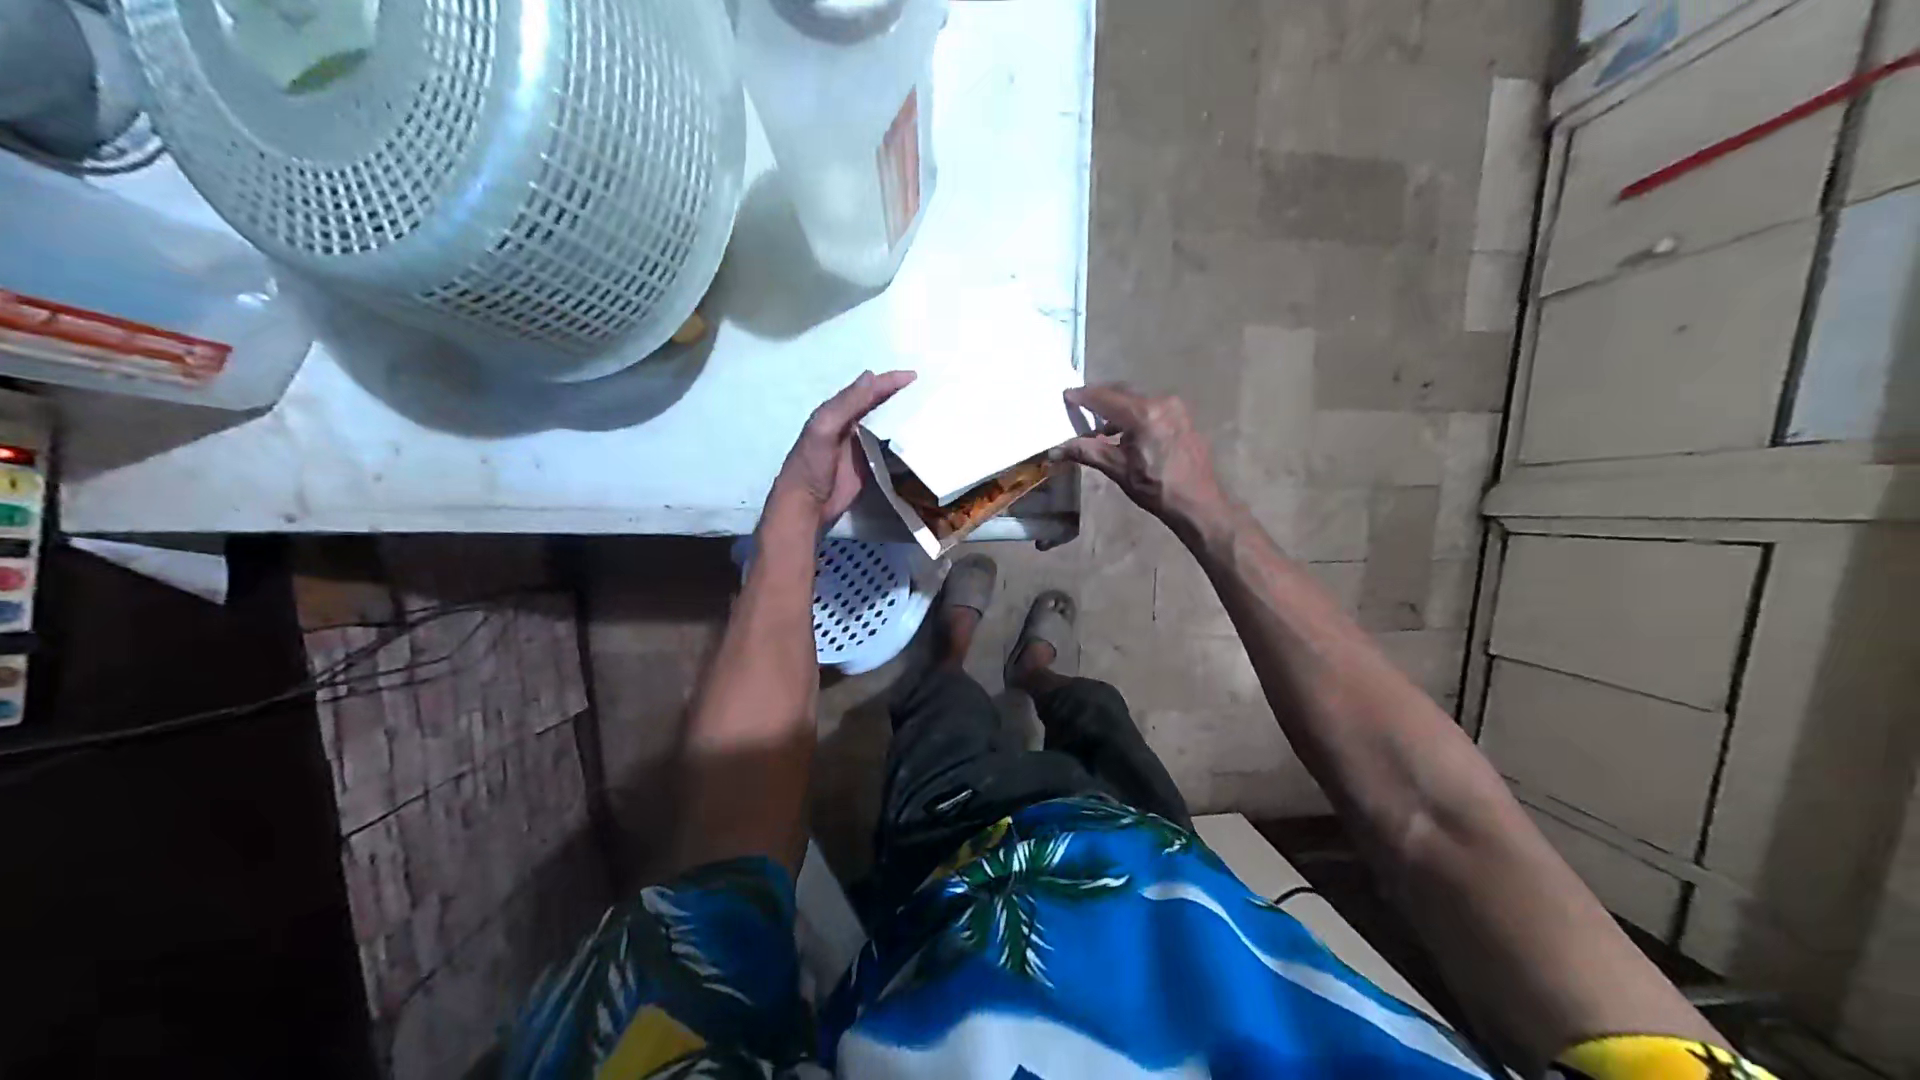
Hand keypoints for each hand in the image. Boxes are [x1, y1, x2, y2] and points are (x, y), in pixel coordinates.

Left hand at [772, 370, 916, 524]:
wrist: (807, 506)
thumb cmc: (811, 465)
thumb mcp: (824, 429)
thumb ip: (846, 404)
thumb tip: (872, 375)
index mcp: (837, 411)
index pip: (868, 389)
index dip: (889, 381)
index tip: (915, 377)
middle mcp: (850, 423)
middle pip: (879, 403)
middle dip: (900, 395)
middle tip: (928, 390)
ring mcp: (861, 444)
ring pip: (886, 423)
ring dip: (904, 416)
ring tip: (930, 409)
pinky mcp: (869, 464)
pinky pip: (889, 447)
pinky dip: (902, 440)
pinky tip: (919, 437)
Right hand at [1061, 383, 1229, 531]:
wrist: (1198, 503)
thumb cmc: (1157, 488)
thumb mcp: (1118, 469)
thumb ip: (1087, 452)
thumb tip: (1055, 450)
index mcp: (1144, 414)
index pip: (1105, 397)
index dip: (1083, 396)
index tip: (1066, 395)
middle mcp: (1161, 402)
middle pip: (1122, 392)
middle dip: (1099, 399)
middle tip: (1079, 406)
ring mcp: (1175, 408)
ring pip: (1137, 400)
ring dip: (1116, 408)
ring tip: (1099, 426)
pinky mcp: (1183, 416)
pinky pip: (1151, 407)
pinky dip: (1133, 414)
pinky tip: (1124, 432)